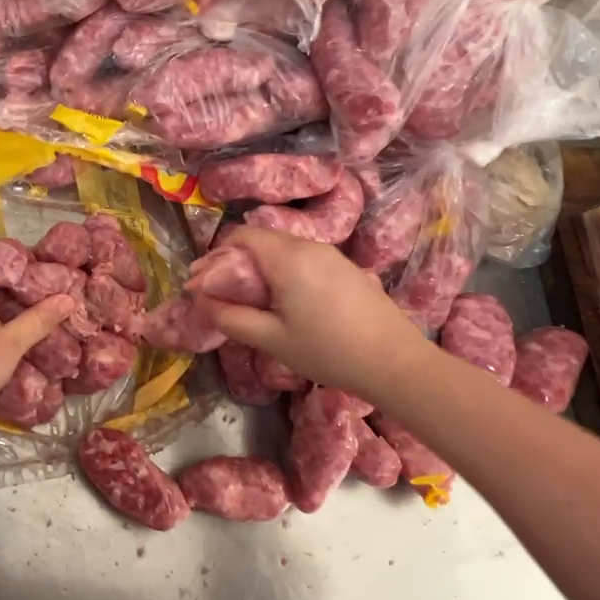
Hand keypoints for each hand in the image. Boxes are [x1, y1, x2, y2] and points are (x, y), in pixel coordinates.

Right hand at [195, 226, 431, 396]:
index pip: (241, 235)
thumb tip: (201, 301)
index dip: (217, 254)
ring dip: (262, 267)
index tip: (206, 282)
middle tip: (224, 293)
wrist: (398, 365)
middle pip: (263, 240)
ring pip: (285, 250)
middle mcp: (311, 247)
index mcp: (288, 258)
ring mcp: (334, 257)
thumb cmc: (329, 351)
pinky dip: (286, 273)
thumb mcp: (270, 339)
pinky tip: (289, 304)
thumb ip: (230, 318)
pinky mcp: (349, 270)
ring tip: (254, 301)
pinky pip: (306, 260)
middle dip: (237, 261)